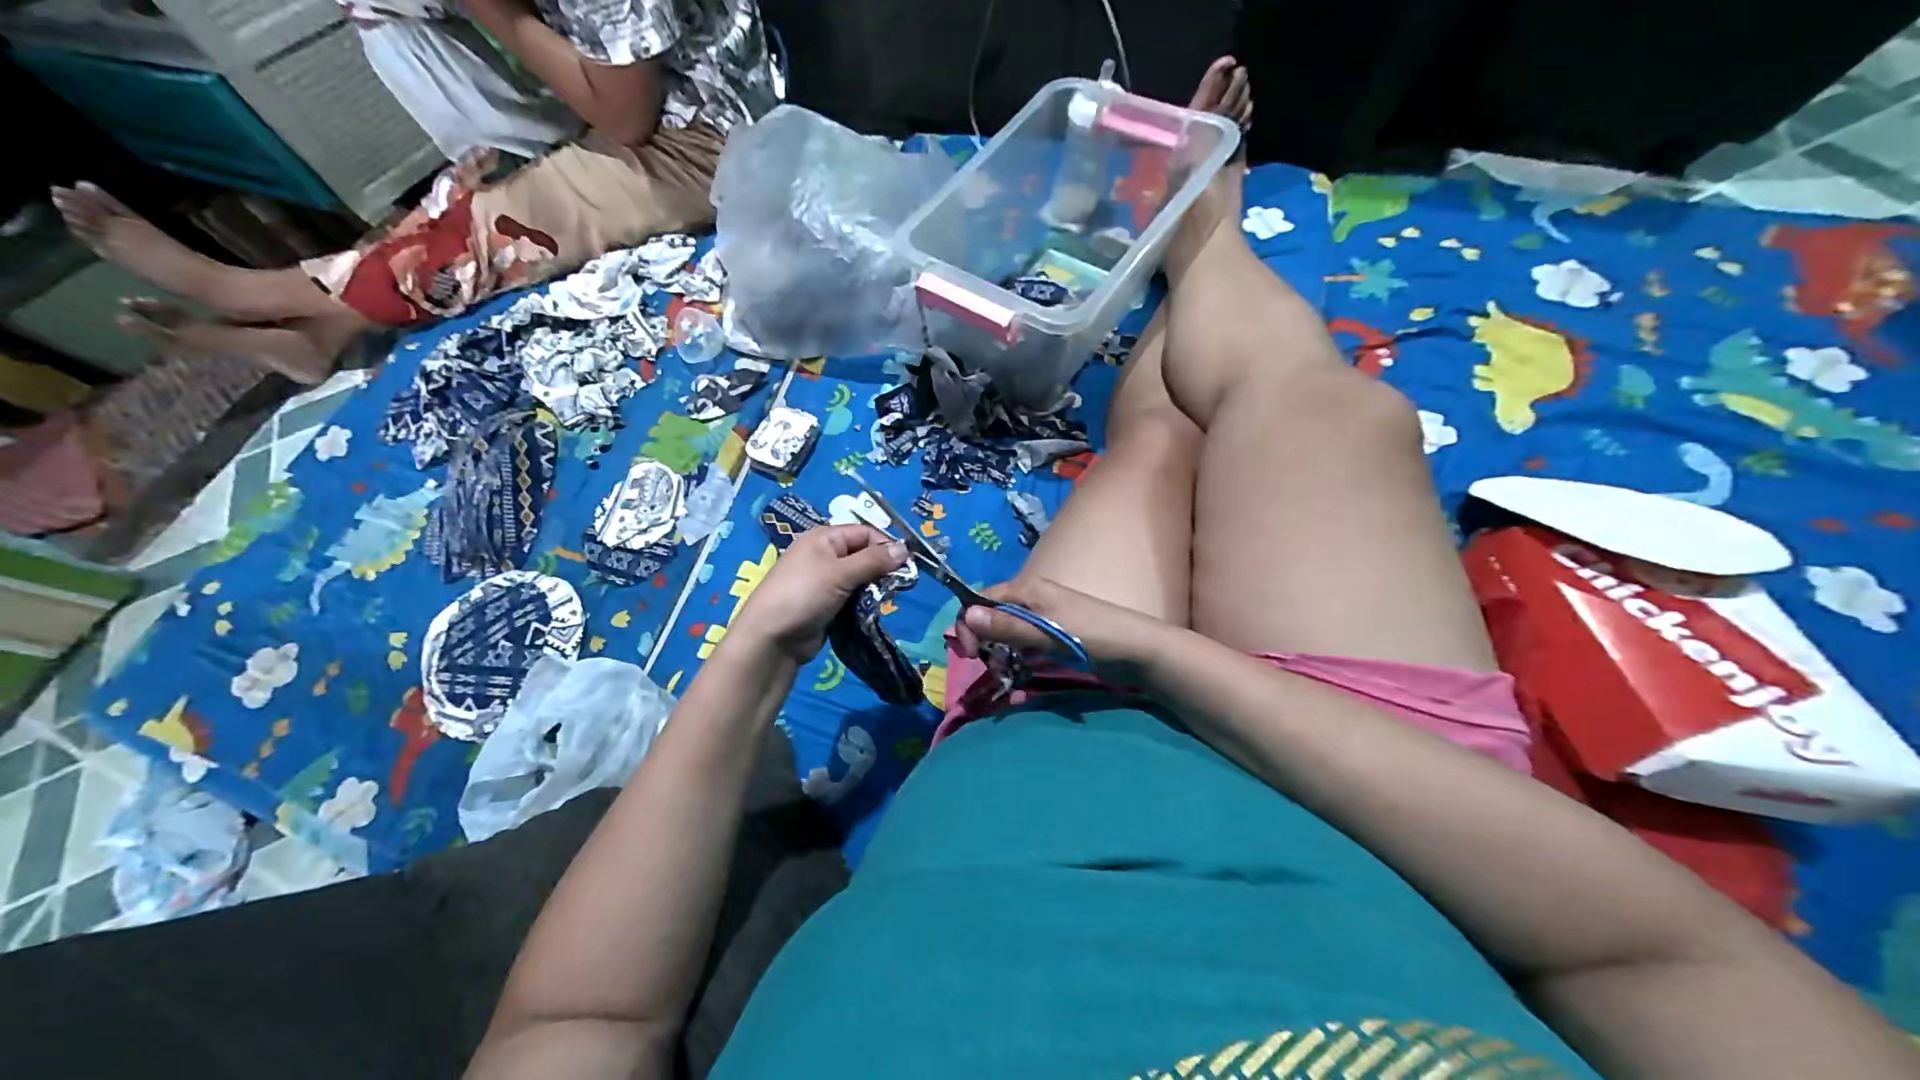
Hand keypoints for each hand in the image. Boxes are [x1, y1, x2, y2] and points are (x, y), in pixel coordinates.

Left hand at [730, 525, 908, 664]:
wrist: (772, 638)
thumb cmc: (803, 595)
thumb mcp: (840, 573)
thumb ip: (874, 560)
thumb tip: (906, 548)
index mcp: (824, 538)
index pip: (865, 532)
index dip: (886, 545)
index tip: (906, 565)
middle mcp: (825, 555)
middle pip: (865, 554)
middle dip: (882, 568)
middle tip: (898, 586)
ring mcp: (825, 580)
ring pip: (862, 578)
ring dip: (875, 588)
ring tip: (885, 601)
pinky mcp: (828, 603)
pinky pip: (854, 597)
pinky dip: (865, 602)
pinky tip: (872, 611)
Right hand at [952, 576, 1172, 679]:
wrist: (1138, 650)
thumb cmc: (1093, 635)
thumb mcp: (1047, 632)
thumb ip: (1008, 626)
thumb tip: (967, 615)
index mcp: (1027, 590)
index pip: (980, 600)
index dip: (969, 624)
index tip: (971, 654)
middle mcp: (1030, 601)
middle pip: (990, 617)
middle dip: (983, 642)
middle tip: (992, 668)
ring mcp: (1041, 620)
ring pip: (1005, 634)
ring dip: (998, 655)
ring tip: (1005, 675)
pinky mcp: (1051, 638)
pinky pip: (1022, 646)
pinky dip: (1015, 660)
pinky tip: (1019, 677)